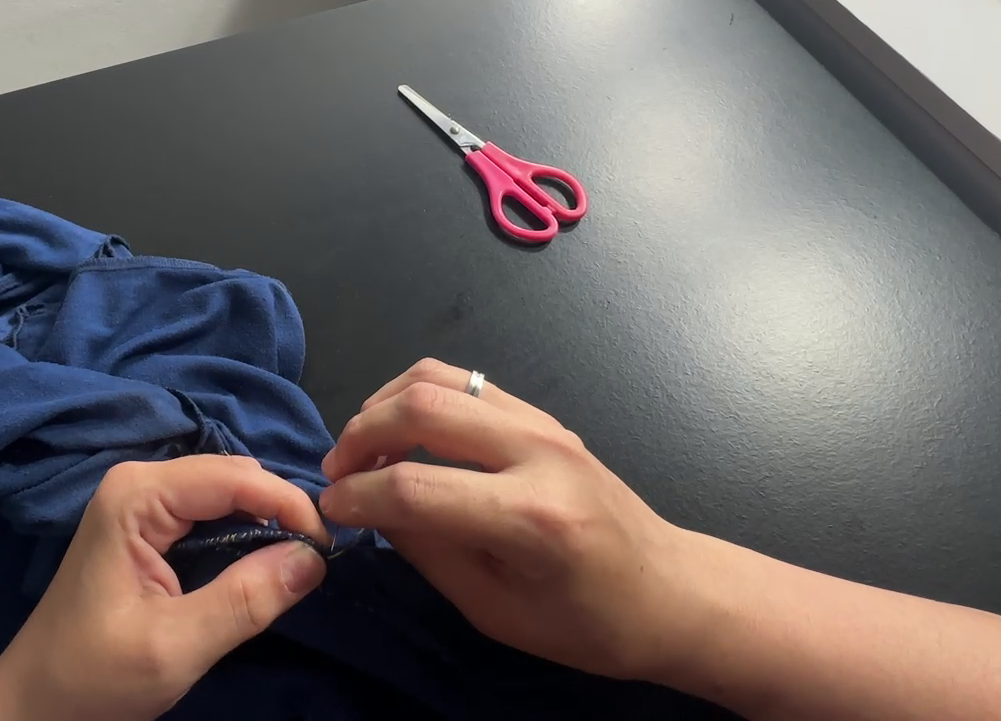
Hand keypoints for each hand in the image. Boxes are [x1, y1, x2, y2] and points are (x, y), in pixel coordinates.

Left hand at [0, 455, 329, 720]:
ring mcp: (140, 496)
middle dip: (278, 507)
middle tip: (317, 556)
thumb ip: (245, 600)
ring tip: (299, 555)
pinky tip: (260, 554)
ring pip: (223, 488)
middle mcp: (140, 479)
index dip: (286, 503)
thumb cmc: (94, 678)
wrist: (34, 703)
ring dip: (263, 516)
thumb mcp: (175, 648)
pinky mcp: (145, 518)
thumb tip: (314, 559)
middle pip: (229, 475)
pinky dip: (241, 525)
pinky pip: (207, 507)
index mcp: (138, 494)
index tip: (328, 546)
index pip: (233, 477)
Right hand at [319, 358, 706, 682]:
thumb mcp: (496, 611)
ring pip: (434, 379)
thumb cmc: (588, 622)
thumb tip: (371, 506)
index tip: (331, 509)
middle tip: (338, 470)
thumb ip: (426, 551)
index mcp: (531, 517)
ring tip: (363, 443)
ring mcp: (538, 419)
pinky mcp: (535, 409)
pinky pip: (458, 379)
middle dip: (361, 436)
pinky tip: (400, 425)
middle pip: (421, 411)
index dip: (359, 496)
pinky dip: (413, 394)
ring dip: (382, 405)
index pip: (417, 488)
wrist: (669, 588)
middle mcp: (535, 451)